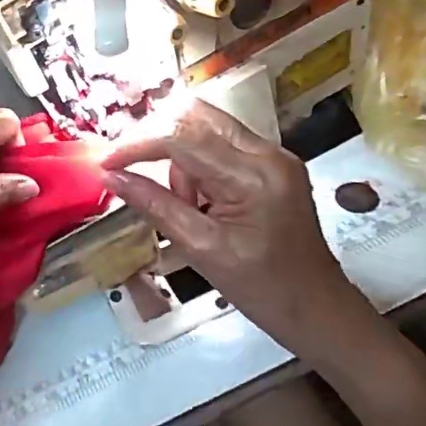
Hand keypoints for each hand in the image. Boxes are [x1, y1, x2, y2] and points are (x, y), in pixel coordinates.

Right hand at [101, 101, 374, 356]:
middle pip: (198, 117)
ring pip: (209, 129)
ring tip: (190, 209)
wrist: (317, 308)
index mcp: (254, 175)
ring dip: (184, 159)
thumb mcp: (201, 249)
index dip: (139, 146)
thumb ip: (155, 205)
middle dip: (161, 143)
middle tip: (137, 174)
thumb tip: (111, 177)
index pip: (183, 139)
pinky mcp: (275, 164)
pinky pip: (226, 146)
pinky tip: (205, 202)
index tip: (108, 163)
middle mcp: (269, 152)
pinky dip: (203, 165)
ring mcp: (276, 155)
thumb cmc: (262, 289)